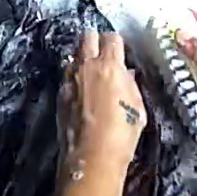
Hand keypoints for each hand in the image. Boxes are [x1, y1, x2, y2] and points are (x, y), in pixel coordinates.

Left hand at [60, 30, 145, 183]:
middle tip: (103, 52)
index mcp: (110, 66)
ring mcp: (70, 79)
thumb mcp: (137, 108)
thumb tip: (126, 73)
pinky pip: (67, 75)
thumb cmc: (121, 134)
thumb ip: (131, 85)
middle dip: (96, 40)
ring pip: (74, 54)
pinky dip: (74, 76)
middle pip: (88, 36)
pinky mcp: (59, 94)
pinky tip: (81, 89)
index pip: (112, 37)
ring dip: (83, 57)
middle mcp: (87, 66)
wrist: (91, 159)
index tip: (120, 50)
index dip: (116, 42)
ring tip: (91, 71)